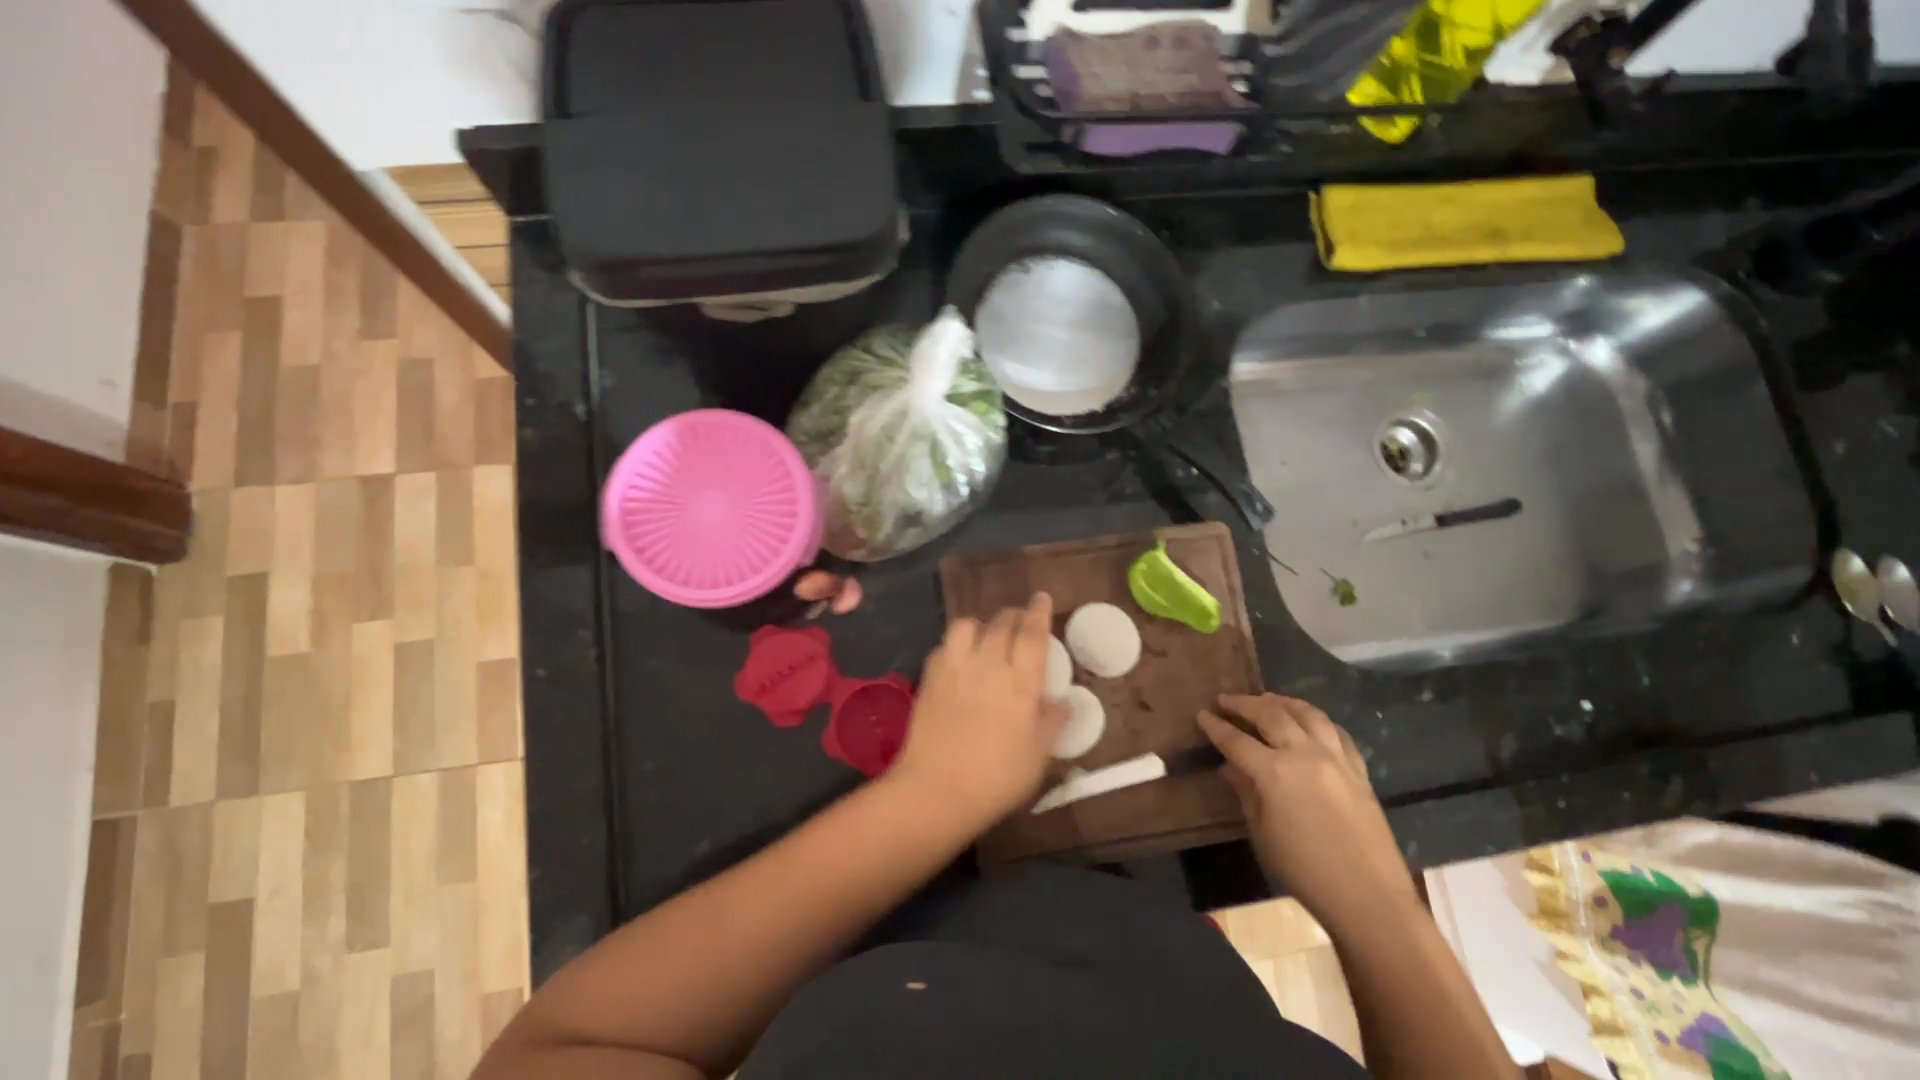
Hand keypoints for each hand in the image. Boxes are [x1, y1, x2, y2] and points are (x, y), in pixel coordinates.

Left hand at [890, 593, 1067, 826]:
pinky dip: (955, 645)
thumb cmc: (996, 779)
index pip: (1032, 634)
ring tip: (986, 637)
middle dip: (1014, 615)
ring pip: (967, 625)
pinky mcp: (929, 679)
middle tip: (1020, 621)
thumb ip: (1051, 723)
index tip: (1041, 598)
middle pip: (1001, 623)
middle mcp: (987, 665)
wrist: (935, 790)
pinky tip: (960, 659)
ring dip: (981, 625)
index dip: (1038, 612)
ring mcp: (954, 669)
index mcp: (1021, 682)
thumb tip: (1064, 702)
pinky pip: (943, 647)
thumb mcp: (1038, 757)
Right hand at [1198, 695, 1419, 929]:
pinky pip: (1335, 732)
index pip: (1236, 740)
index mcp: (1274, 772)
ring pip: (1307, 714)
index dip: (1216, 726)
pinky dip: (1317, 720)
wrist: (1366, 894)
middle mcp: (1304, 754)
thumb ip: (1245, 792)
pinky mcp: (1358, 769)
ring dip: (1283, 702)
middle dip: (1245, 704)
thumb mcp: (1261, 833)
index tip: (1202, 714)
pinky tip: (1309, 722)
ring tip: (1267, 700)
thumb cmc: (1303, 870)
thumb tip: (1230, 767)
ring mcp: (1335, 758)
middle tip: (1227, 699)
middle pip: (1271, 715)